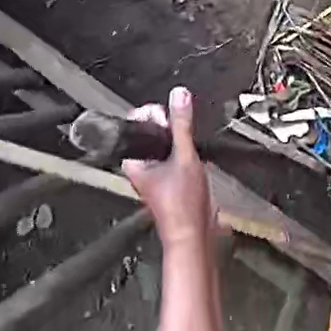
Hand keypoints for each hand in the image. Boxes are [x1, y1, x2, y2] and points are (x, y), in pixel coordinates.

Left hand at [124, 87, 215, 249]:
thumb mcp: (184, 156)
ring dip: (181, 140)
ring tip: (189, 152)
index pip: (137, 120)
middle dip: (171, 127)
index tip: (169, 121)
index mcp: (134, 160)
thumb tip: (179, 96)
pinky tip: (196, 162)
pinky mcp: (171, 179)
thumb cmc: (182, 206)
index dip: (155, 115)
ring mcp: (156, 172)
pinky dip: (187, 152)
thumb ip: (182, 124)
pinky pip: (178, 154)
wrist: (195, 235)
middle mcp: (141, 166)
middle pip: (154, 129)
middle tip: (181, 140)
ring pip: (168, 142)